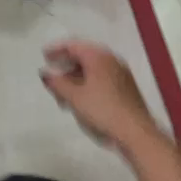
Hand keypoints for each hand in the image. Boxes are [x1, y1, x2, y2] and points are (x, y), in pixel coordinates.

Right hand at [40, 39, 161, 149]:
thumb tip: (45, 73)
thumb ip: (57, 83)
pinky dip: (88, 84)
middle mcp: (110, 59)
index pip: (72, 45)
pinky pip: (102, 78)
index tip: (44, 57)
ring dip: (76, 78)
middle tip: (53, 79)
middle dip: (66, 67)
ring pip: (93, 69)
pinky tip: (82, 100)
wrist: (137, 134)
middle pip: (83, 56)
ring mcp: (121, 73)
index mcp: (97, 55)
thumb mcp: (74, 97)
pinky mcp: (127, 88)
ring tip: (64, 95)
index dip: (56, 50)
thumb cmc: (102, 110)